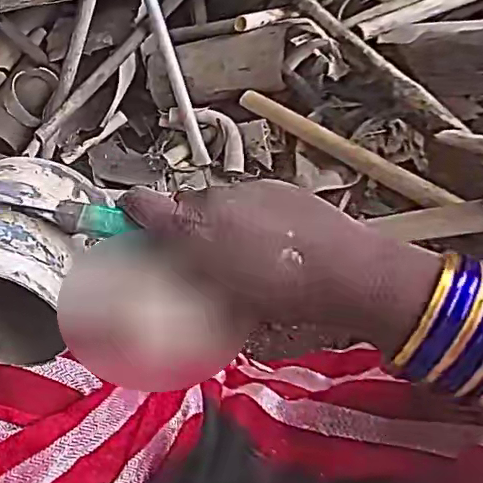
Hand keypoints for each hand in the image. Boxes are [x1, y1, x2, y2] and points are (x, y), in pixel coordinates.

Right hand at [117, 180, 442, 341]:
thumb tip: (155, 263)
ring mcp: (246, 188)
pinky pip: (250, 198)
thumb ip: (179, 273)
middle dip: (182, 223)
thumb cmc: (281, 294)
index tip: (129, 225)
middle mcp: (211, 197)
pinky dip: (250, 213)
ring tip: (243, 249)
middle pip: (179, 203)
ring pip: (215, 201)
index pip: (136, 202)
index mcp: (188, 223)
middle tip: (197, 253)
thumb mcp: (216, 296)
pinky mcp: (278, 186)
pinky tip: (272, 239)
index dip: (128, 213)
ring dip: (218, 219)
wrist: (354, 273)